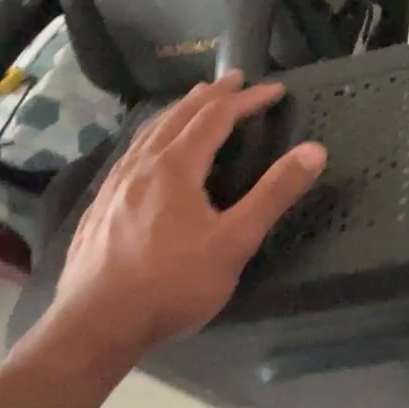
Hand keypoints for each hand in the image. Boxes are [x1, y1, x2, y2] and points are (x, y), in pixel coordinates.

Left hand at [38, 72, 325, 367]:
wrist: (94, 327)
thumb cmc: (172, 283)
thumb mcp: (234, 241)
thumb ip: (273, 194)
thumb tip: (314, 150)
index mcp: (174, 168)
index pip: (215, 118)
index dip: (246, 100)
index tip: (275, 90)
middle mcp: (141, 167)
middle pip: (177, 117)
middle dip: (209, 96)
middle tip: (233, 80)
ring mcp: (114, 186)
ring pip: (149, 134)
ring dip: (177, 113)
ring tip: (193, 105)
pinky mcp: (99, 208)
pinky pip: (131, 154)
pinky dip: (153, 137)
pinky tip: (150, 155)